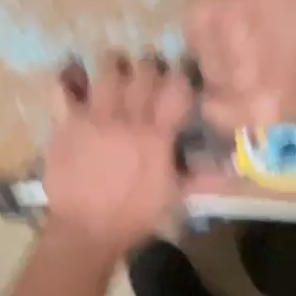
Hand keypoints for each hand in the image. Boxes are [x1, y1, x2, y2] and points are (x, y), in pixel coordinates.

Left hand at [42, 53, 195, 253]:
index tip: (175, 77)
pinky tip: (74, 80)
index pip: (176, 88)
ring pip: (107, 71)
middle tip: (145, 72)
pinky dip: (67, 79)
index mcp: (158, 137)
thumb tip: (232, 168)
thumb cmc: (133, 217)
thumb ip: (200, 177)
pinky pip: (62, 89)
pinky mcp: (66, 123)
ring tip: (114, 69)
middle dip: (148, 66)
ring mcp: (95, 118)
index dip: (178, 76)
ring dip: (113, 65)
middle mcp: (128, 119)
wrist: (86, 230)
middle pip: (143, 72)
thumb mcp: (173, 198)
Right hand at [186, 0, 295, 128]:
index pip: (219, 116)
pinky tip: (235, 13)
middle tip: (251, 56)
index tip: (245, 86)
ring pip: (203, 53)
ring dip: (218, 46)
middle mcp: (237, 79)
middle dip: (227, 74)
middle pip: (212, 84)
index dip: (231, 102)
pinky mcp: (215, 3)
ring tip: (245, 32)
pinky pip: (196, 23)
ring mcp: (223, 37)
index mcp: (263, 108)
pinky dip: (209, 20)